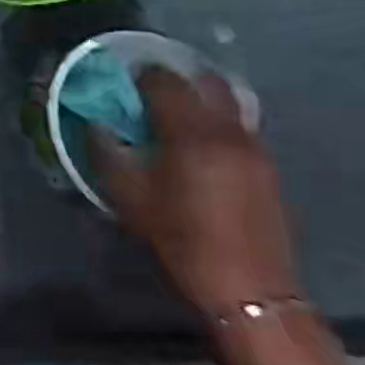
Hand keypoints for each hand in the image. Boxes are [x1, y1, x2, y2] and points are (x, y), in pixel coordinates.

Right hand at [91, 68, 300, 313]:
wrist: (250, 290)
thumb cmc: (181, 238)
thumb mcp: (129, 197)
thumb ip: (107, 152)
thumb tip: (95, 124)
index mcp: (191, 133)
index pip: (165, 82)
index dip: (142, 73)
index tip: (124, 76)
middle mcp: (227, 131)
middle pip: (207, 81)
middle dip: (178, 77)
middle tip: (152, 86)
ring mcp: (254, 149)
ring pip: (229, 101)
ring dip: (202, 96)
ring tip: (177, 109)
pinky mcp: (268, 168)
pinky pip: (240, 125)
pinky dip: (219, 119)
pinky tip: (202, 139)